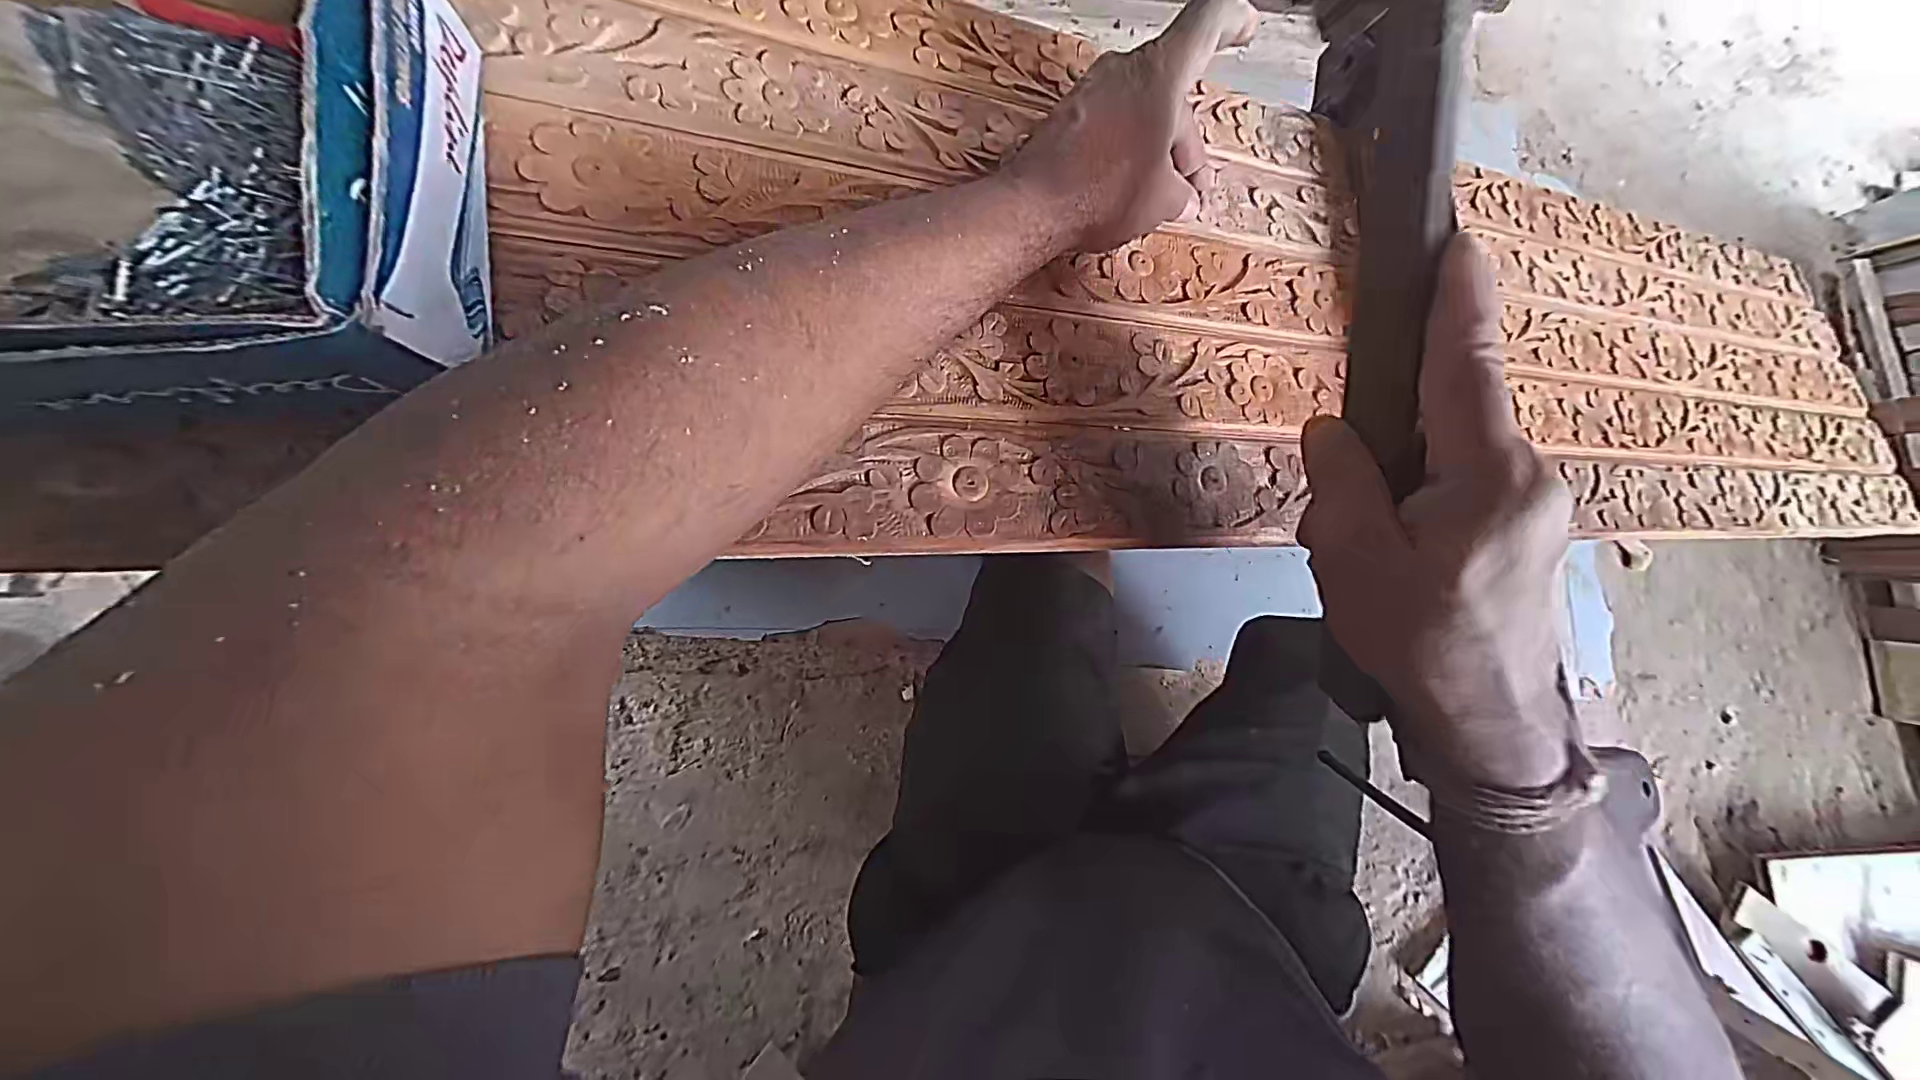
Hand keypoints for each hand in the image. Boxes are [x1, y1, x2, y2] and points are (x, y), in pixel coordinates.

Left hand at [1002, 0, 1257, 252]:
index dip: (1233, 21)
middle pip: (1172, 95)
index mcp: (1161, 74)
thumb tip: (1183, 199)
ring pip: (1140, 115)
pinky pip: (1110, 130)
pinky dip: (1125, 156)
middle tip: (1191, 191)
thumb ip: (1181, 193)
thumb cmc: (1101, 194)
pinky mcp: (1066, 121)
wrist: (1033, 207)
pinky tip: (1126, 192)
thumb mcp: (1161, 200)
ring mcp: (1091, 94)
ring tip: (1160, 200)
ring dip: (1156, 154)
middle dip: (1186, 146)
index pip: (1208, 23)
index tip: (1245, 26)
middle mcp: (1124, 72)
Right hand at [1299, 234, 1575, 789]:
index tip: (1457, 244)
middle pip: (1439, 423)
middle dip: (1377, 450)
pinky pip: (1452, 492)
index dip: (1458, 303)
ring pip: (1438, 464)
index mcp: (1487, 473)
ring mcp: (1531, 505)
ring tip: (1358, 556)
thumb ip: (1339, 480)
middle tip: (1336, 519)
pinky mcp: (1521, 531)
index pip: (1467, 368)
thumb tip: (1332, 429)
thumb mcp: (1351, 556)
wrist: (1485, 719)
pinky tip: (1386, 559)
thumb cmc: (1416, 636)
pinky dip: (1407, 509)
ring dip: (1385, 492)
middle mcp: (1524, 475)